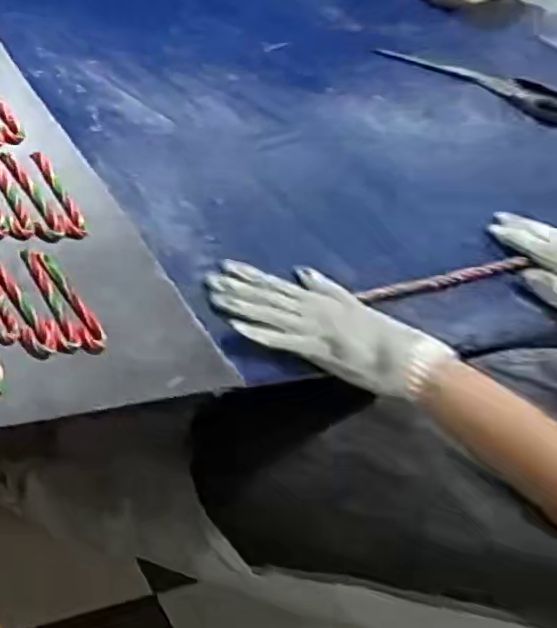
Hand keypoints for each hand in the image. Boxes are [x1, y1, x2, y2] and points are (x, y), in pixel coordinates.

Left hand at [206, 261, 455, 398]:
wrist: (419, 362)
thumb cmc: (389, 335)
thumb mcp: (355, 304)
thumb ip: (326, 288)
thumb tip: (303, 271)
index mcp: (320, 301)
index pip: (277, 284)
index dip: (249, 274)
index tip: (224, 264)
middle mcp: (313, 311)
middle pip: (267, 297)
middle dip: (236, 287)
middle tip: (208, 279)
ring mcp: (314, 329)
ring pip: (269, 314)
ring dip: (240, 306)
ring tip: (214, 298)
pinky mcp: (318, 350)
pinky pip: (283, 340)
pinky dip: (259, 333)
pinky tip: (236, 327)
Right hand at [488, 212, 556, 308]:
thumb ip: (547, 287)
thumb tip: (526, 273)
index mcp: (556, 259)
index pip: (529, 244)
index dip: (510, 235)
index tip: (491, 226)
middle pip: (547, 235)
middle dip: (523, 225)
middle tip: (502, 215)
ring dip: (540, 227)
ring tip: (524, 221)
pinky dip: (555, 233)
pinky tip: (552, 232)